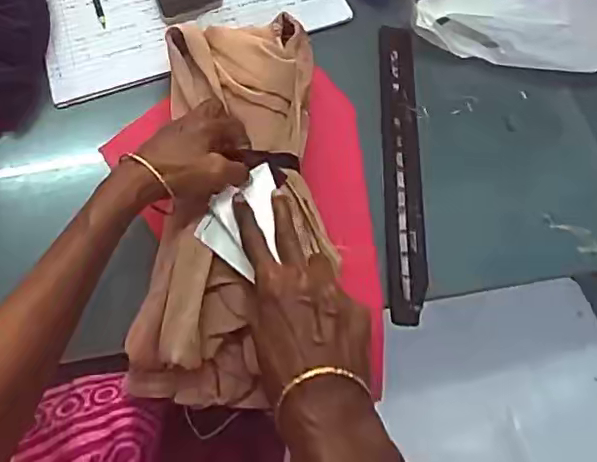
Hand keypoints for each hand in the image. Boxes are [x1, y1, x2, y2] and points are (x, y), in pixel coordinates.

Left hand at [129, 98, 250, 203]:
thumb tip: (243, 170)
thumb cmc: (182, 171)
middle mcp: (195, 117)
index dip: (246, 144)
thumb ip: (237, 170)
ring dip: (211, 134)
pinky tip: (195, 159)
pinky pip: (189, 132)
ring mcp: (178, 124)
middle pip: (216, 110)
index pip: (237, 126)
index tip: (244, 162)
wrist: (143, 174)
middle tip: (229, 147)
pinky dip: (197, 142)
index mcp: (210, 122)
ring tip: (213, 156)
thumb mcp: (217, 174)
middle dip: (226, 126)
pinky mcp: (166, 135)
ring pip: (201, 120)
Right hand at [233, 194, 370, 406]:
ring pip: (321, 264)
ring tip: (314, 281)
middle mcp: (302, 277)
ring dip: (315, 269)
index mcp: (273, 283)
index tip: (240, 198)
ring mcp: (332, 288)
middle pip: (289, 234)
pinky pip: (342, 295)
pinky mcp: (356, 305)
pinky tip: (336, 324)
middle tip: (279, 194)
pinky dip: (336, 304)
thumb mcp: (258, 335)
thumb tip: (260, 288)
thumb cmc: (281, 374)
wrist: (324, 402)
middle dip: (282, 212)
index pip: (255, 241)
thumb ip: (260, 303)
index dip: (246, 217)